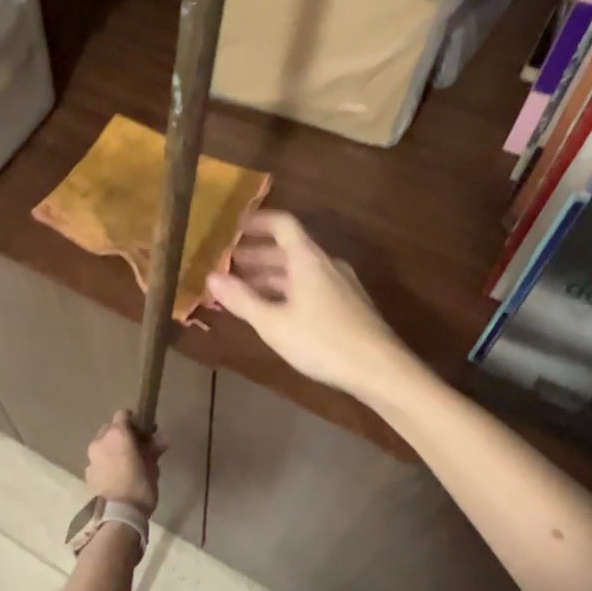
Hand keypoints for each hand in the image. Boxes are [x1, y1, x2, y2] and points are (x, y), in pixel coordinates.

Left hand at [84, 410, 163, 515]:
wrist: (117, 515)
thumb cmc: (139, 487)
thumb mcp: (152, 467)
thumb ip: (154, 449)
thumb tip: (163, 438)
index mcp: (117, 435)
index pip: (122, 414)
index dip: (134, 420)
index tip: (143, 430)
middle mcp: (100, 442)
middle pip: (109, 429)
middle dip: (121, 435)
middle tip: (135, 447)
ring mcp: (91, 458)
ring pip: (101, 446)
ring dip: (112, 449)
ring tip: (125, 463)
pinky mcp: (87, 474)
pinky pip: (97, 461)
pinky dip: (105, 463)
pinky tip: (115, 476)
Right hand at [207, 211, 414, 400]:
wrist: (380, 369)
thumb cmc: (323, 341)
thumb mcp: (274, 323)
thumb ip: (242, 299)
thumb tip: (211, 277)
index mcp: (308, 259)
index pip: (282, 224)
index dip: (257, 221)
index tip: (233, 226)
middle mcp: (326, 264)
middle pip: (289, 249)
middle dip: (256, 255)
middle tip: (227, 265)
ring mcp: (341, 284)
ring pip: (300, 271)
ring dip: (270, 276)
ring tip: (243, 291)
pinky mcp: (348, 305)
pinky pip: (311, 287)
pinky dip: (288, 291)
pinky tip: (274, 312)